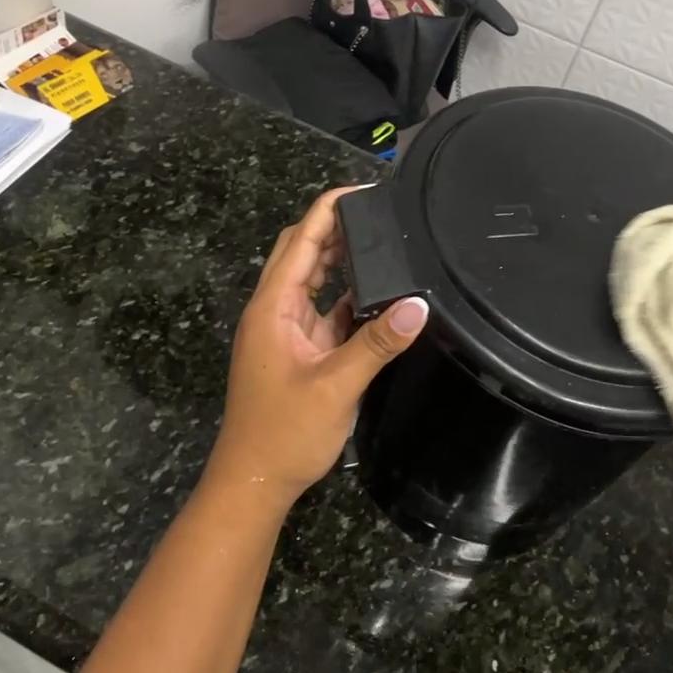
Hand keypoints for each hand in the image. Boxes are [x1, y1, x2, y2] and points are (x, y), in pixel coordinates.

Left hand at [206, 186, 428, 508]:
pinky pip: (324, 309)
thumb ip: (376, 343)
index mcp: (273, 306)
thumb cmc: (283, 433)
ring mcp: (285, 330)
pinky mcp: (298, 349)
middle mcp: (275, 310)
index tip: (364, 189)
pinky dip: (347, 296)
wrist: (254, 483)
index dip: (329, 209)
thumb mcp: (335, 386)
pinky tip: (377, 293)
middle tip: (381, 213)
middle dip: (336, 227)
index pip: (301, 240)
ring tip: (383, 242)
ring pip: (312, 279)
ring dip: (341, 259)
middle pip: (302, 251)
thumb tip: (418, 305)